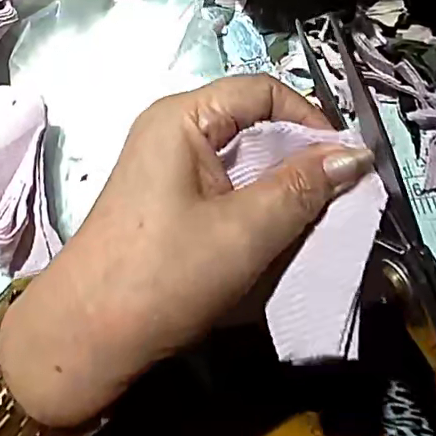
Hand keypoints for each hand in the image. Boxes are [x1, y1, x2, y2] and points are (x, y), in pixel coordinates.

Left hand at [0, 75, 374, 427]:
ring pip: (243, 153)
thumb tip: (356, 155)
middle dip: (299, 151)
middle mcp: (174, 127)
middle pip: (253, 119)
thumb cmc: (160, 277)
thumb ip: (303, 189)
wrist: (79, 344)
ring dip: (282, 178)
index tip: (343, 158)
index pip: (262, 91)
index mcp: (183, 117)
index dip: (309, 117)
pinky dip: (258, 197)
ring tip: (315, 209)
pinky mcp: (169, 194)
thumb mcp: (243, 232)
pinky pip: (227, 179)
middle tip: (337, 188)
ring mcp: (169, 161)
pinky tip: (279, 226)